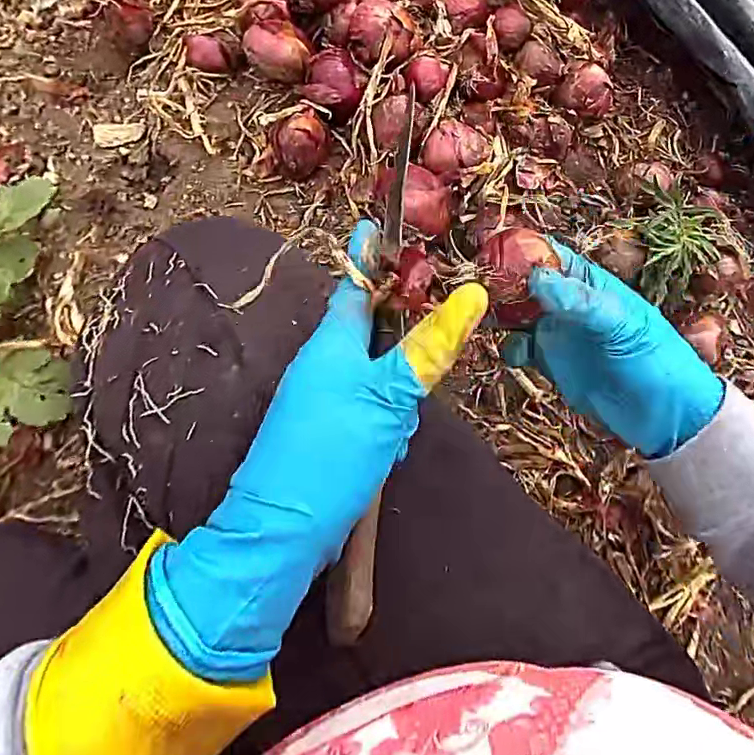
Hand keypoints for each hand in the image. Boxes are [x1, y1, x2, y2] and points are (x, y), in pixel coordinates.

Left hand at [147, 221, 487, 682]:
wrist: (282, 525)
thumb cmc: (333, 448)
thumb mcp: (389, 395)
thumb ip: (428, 347)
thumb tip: (472, 296)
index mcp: (333, 340)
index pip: (356, 283)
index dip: (373, 257)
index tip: (385, 228)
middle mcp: (324, 361)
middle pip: (371, 328)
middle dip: (402, 335)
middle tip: (429, 345)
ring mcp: (322, 395)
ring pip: (375, 371)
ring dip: (398, 386)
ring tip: (402, 418)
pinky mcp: (328, 428)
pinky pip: (368, 405)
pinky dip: (386, 416)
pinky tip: (392, 441)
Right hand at [501, 238, 723, 456]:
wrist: (666, 419)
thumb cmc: (655, 362)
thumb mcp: (621, 325)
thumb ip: (579, 301)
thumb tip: (535, 277)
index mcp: (588, 283)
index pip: (548, 254)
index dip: (520, 249)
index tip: (490, 252)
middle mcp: (566, 303)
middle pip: (522, 283)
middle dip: (499, 283)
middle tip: (475, 287)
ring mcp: (556, 331)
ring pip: (515, 314)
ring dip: (498, 314)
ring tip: (484, 317)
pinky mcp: (548, 361)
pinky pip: (517, 347)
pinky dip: (509, 347)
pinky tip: (516, 354)